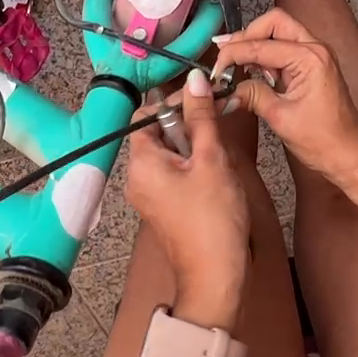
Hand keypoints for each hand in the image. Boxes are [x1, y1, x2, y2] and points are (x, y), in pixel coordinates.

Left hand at [124, 69, 248, 325]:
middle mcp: (137, 177)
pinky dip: (191, 161)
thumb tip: (195, 78)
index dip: (174, 102)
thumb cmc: (213, 216)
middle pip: (156, 131)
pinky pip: (173, 171)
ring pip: (167, 151)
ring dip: (193, 140)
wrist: (216, 278)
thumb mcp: (212, 159)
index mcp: (141, 163)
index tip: (203, 99)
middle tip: (218, 116)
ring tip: (220, 141)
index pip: (145, 114)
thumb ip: (202, 116)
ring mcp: (149, 194)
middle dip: (187, 120)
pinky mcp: (164, 206)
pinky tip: (216, 165)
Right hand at [213, 9, 357, 186]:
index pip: (262, 45)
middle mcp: (316, 48)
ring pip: (280, 31)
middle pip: (274, 23)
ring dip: (257, 44)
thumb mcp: (281, 118)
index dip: (234, 54)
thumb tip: (226, 90)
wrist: (350, 156)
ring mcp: (317, 54)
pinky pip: (287, 47)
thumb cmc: (323, 140)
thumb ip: (252, 95)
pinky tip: (255, 71)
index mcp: (310, 58)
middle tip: (226, 55)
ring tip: (237, 66)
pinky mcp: (314, 64)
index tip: (217, 68)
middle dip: (247, 35)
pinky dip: (268, 54)